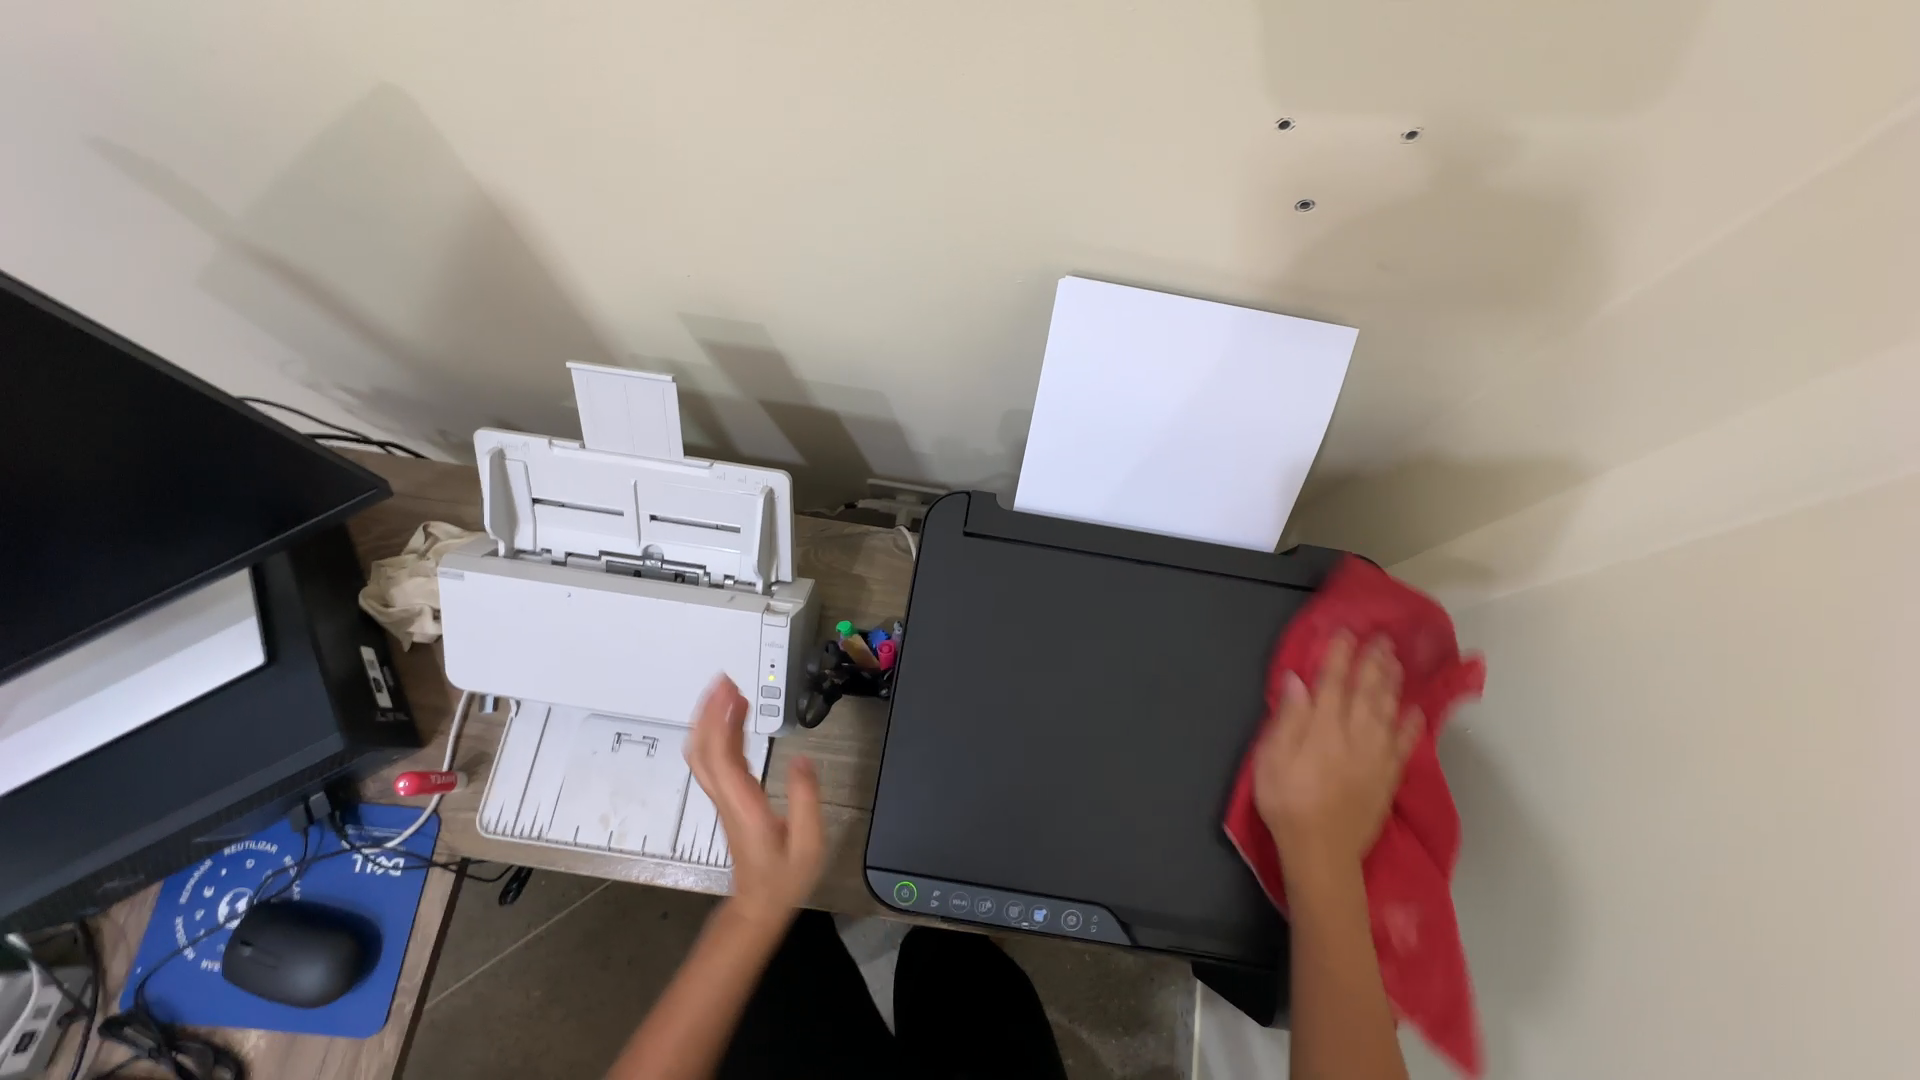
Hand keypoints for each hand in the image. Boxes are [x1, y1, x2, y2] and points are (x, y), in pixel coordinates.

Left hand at [686, 676, 826, 926]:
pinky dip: (717, 733)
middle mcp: (726, 796)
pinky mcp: (726, 798)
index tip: (731, 691)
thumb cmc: (783, 877)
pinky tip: (732, 718)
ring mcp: (722, 797)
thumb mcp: (808, 843)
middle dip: (709, 711)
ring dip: (709, 719)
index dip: (721, 720)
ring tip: (726, 691)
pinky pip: (713, 759)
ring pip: (703, 752)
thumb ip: (806, 799)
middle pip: (704, 748)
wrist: (758, 904)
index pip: (722, 756)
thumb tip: (803, 759)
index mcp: (744, 804)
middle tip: (724, 680)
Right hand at [1253, 633, 1422, 879]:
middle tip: (1381, 639)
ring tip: (1396, 662)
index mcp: (1322, 729)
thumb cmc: (1286, 803)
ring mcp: (1376, 757)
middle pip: (1366, 691)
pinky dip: (1410, 725)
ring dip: (1392, 684)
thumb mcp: (1270, 760)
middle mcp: (1354, 736)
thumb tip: (1297, 680)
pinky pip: (1404, 744)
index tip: (1345, 633)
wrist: (1321, 852)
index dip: (1339, 656)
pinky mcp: (1388, 778)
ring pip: (1388, 711)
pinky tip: (1414, 710)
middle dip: (1372, 662)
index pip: (1333, 683)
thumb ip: (1287, 719)